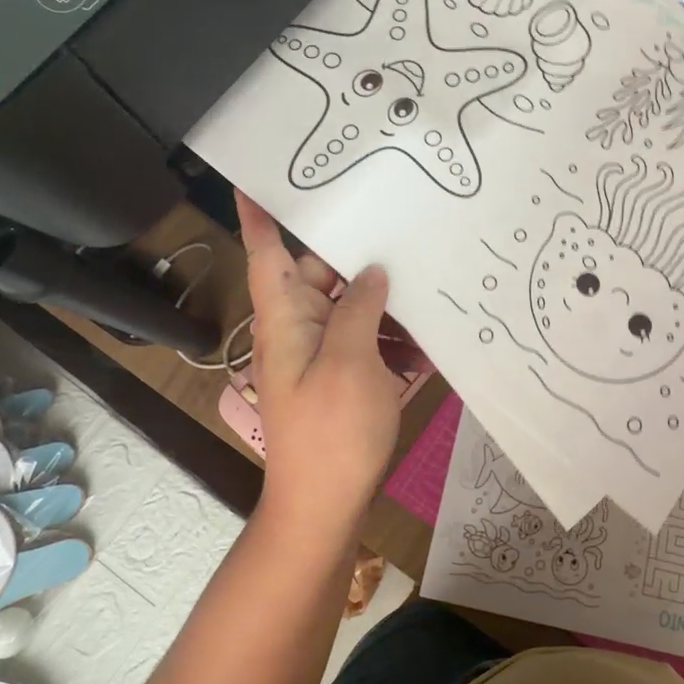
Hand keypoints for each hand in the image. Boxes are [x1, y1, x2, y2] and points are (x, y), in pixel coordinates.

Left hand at [236, 191, 402, 523]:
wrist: (324, 506)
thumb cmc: (330, 432)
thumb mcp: (348, 362)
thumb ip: (359, 308)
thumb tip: (372, 272)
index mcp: (285, 318)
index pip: (266, 252)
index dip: (257, 214)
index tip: (252, 176)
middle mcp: (298, 328)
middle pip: (324, 272)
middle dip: (357, 249)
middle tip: (398, 213)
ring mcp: (322, 354)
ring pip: (353, 305)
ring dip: (387, 299)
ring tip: (429, 273)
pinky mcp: (344, 377)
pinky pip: (368, 340)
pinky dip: (395, 335)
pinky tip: (431, 334)